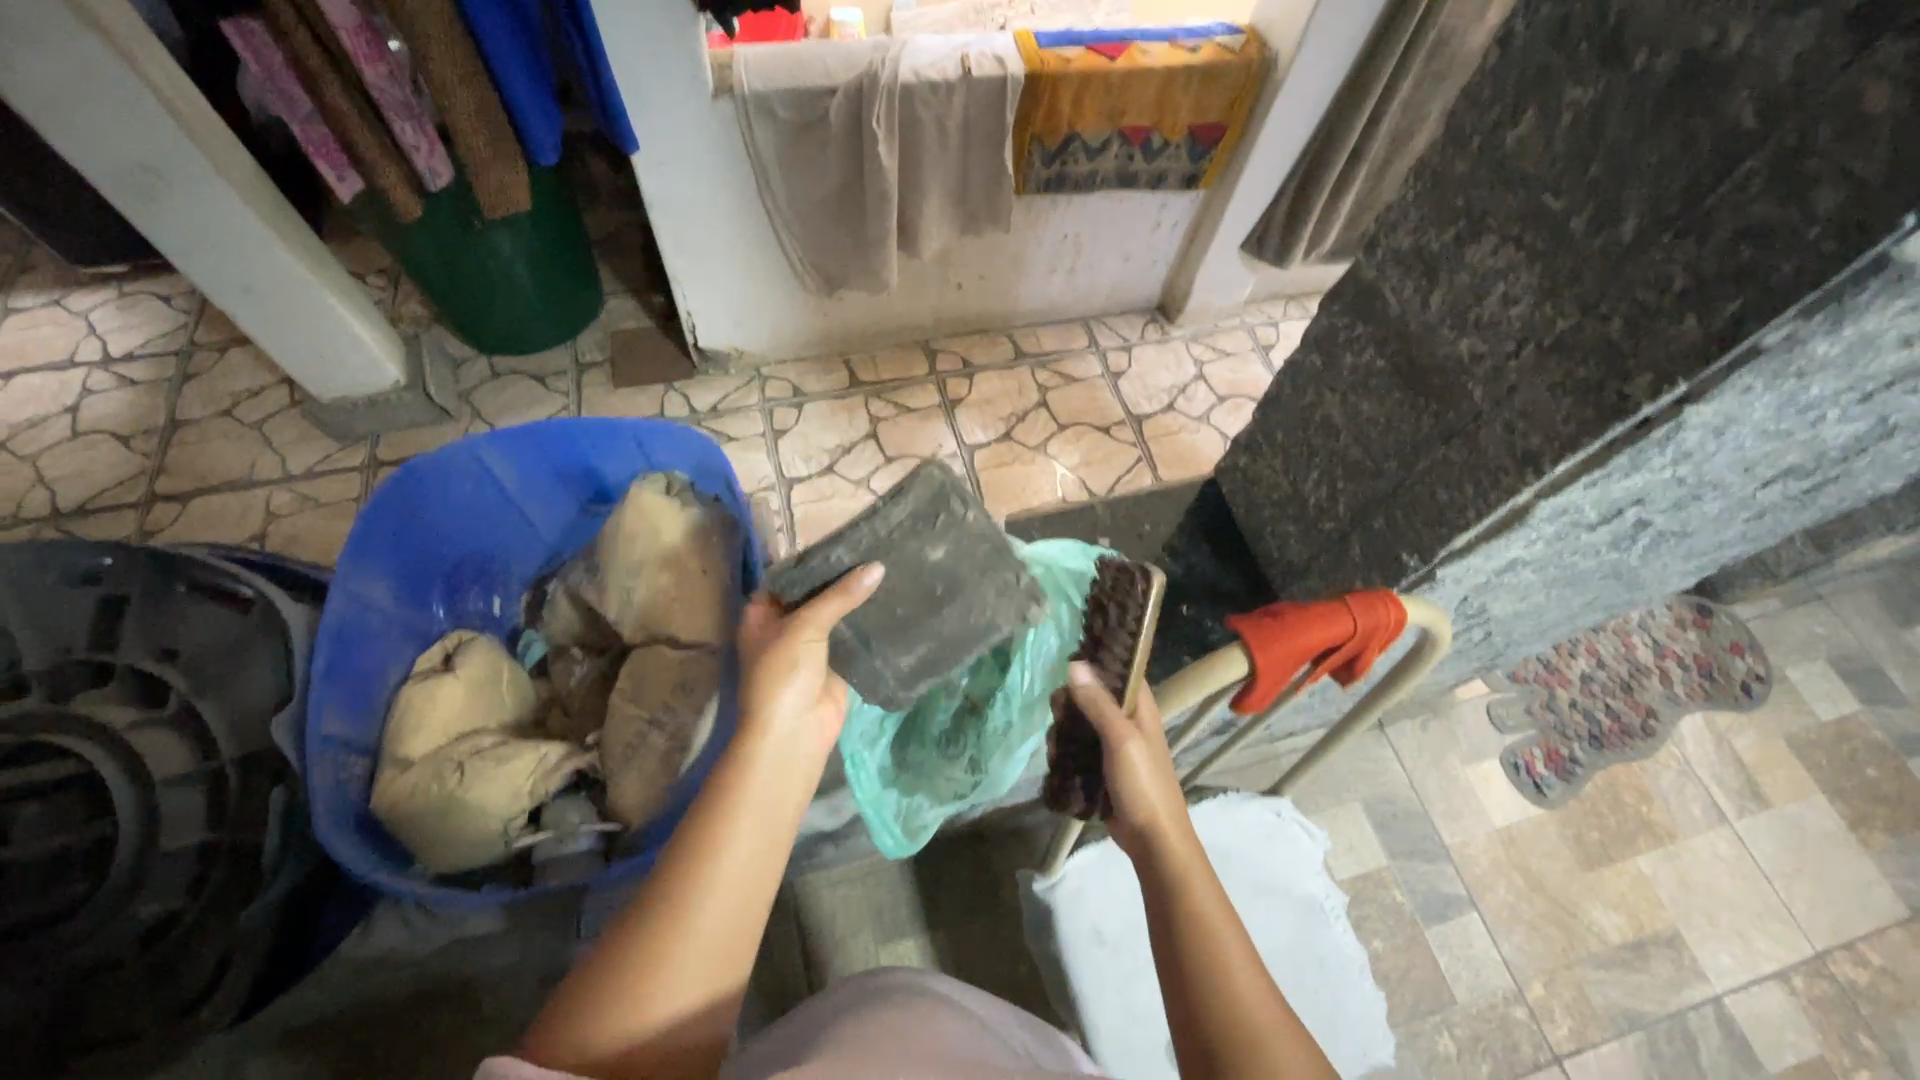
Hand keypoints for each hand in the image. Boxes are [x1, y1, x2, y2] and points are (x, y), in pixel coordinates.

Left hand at [737, 563, 883, 757]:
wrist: (795, 732)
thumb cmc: (783, 673)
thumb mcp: (806, 625)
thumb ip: (840, 595)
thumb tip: (877, 567)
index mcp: (761, 614)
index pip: (787, 576)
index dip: (812, 560)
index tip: (844, 540)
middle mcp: (783, 627)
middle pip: (814, 595)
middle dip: (840, 579)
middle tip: (873, 550)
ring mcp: (810, 647)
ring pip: (835, 615)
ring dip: (856, 600)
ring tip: (887, 568)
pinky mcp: (835, 664)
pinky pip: (852, 637)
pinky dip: (867, 623)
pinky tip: (891, 601)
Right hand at [1066, 661, 1196, 863]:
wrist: (1152, 839)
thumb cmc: (1143, 784)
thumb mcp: (1121, 739)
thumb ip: (1098, 702)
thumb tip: (1074, 664)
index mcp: (1140, 709)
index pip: (1121, 671)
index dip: (1098, 662)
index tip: (1067, 662)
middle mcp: (1127, 723)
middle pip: (1092, 698)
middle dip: (1070, 704)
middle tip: (1057, 713)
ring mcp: (1113, 748)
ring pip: (1080, 725)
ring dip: (1064, 732)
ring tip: (1055, 749)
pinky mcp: (1100, 770)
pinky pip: (1077, 751)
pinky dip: (1065, 753)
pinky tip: (1056, 762)